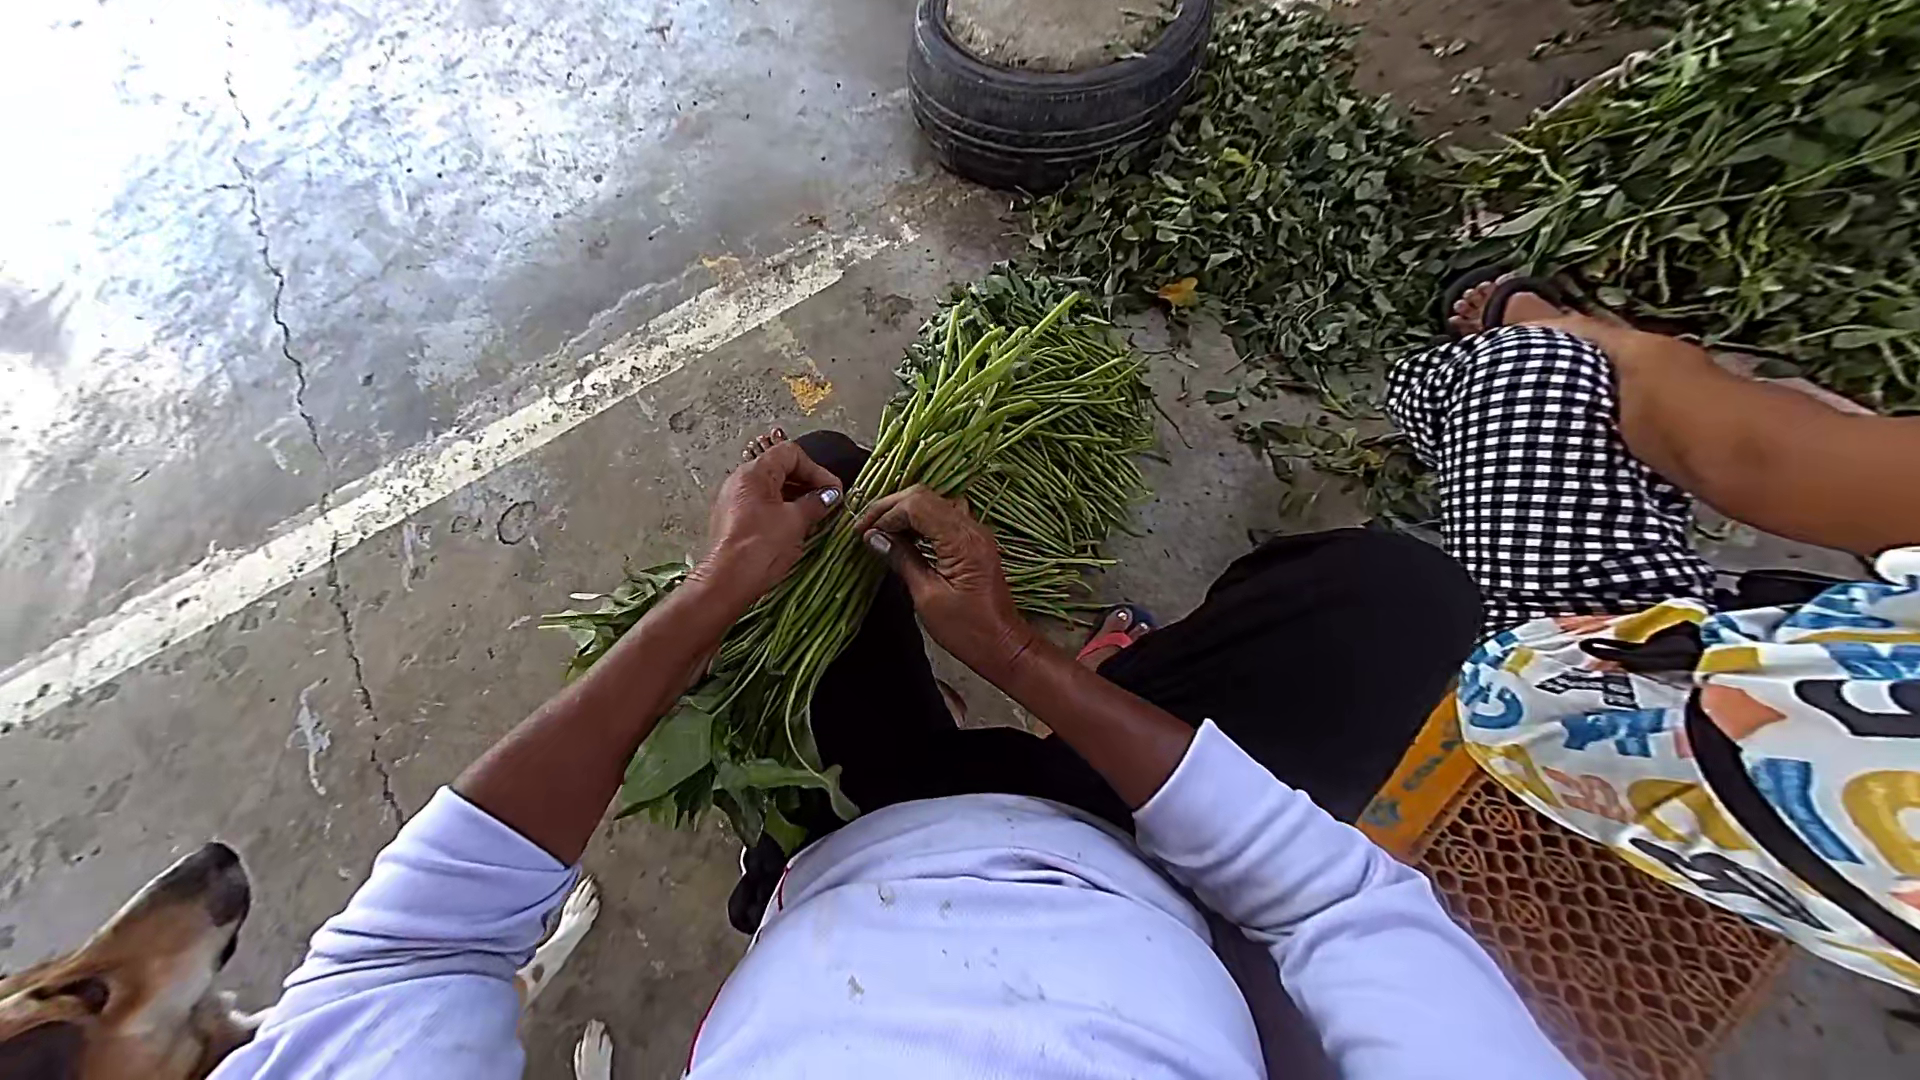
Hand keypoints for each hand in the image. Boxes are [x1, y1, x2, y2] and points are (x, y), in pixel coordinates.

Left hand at [691, 440, 843, 604]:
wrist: (727, 581)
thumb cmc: (761, 547)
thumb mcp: (796, 521)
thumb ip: (816, 503)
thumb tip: (829, 496)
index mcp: (754, 473)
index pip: (791, 453)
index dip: (817, 470)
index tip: (833, 490)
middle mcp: (740, 480)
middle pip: (780, 468)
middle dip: (808, 482)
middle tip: (828, 501)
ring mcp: (734, 500)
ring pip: (772, 488)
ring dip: (797, 497)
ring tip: (816, 515)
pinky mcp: (733, 519)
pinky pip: (762, 504)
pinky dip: (782, 509)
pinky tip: (796, 526)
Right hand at [853, 485, 1036, 679]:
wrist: (1002, 644)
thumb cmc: (966, 629)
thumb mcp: (927, 597)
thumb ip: (902, 560)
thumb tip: (874, 538)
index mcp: (962, 541)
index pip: (917, 504)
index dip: (886, 513)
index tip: (864, 533)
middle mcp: (972, 528)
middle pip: (925, 496)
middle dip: (891, 508)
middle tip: (865, 528)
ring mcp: (975, 532)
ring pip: (934, 503)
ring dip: (904, 512)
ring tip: (879, 531)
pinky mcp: (974, 541)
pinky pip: (943, 517)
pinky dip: (919, 521)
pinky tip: (902, 537)